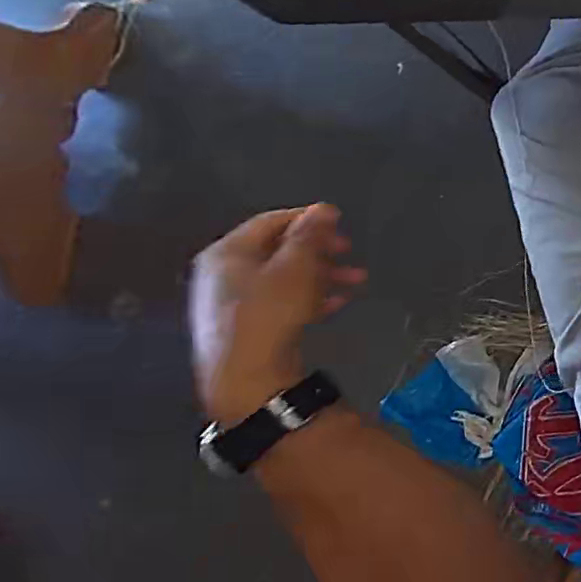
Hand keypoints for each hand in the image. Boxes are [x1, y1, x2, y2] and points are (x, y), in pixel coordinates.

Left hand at [189, 204, 366, 423]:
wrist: (245, 373)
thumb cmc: (270, 311)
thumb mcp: (297, 268)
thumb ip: (311, 235)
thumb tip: (324, 208)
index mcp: (229, 251)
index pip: (272, 221)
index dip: (308, 219)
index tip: (340, 224)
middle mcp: (225, 271)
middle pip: (279, 249)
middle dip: (320, 250)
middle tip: (349, 252)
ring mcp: (233, 299)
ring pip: (285, 275)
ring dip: (323, 274)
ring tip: (356, 280)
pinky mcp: (247, 323)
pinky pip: (283, 299)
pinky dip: (310, 295)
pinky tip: (336, 303)